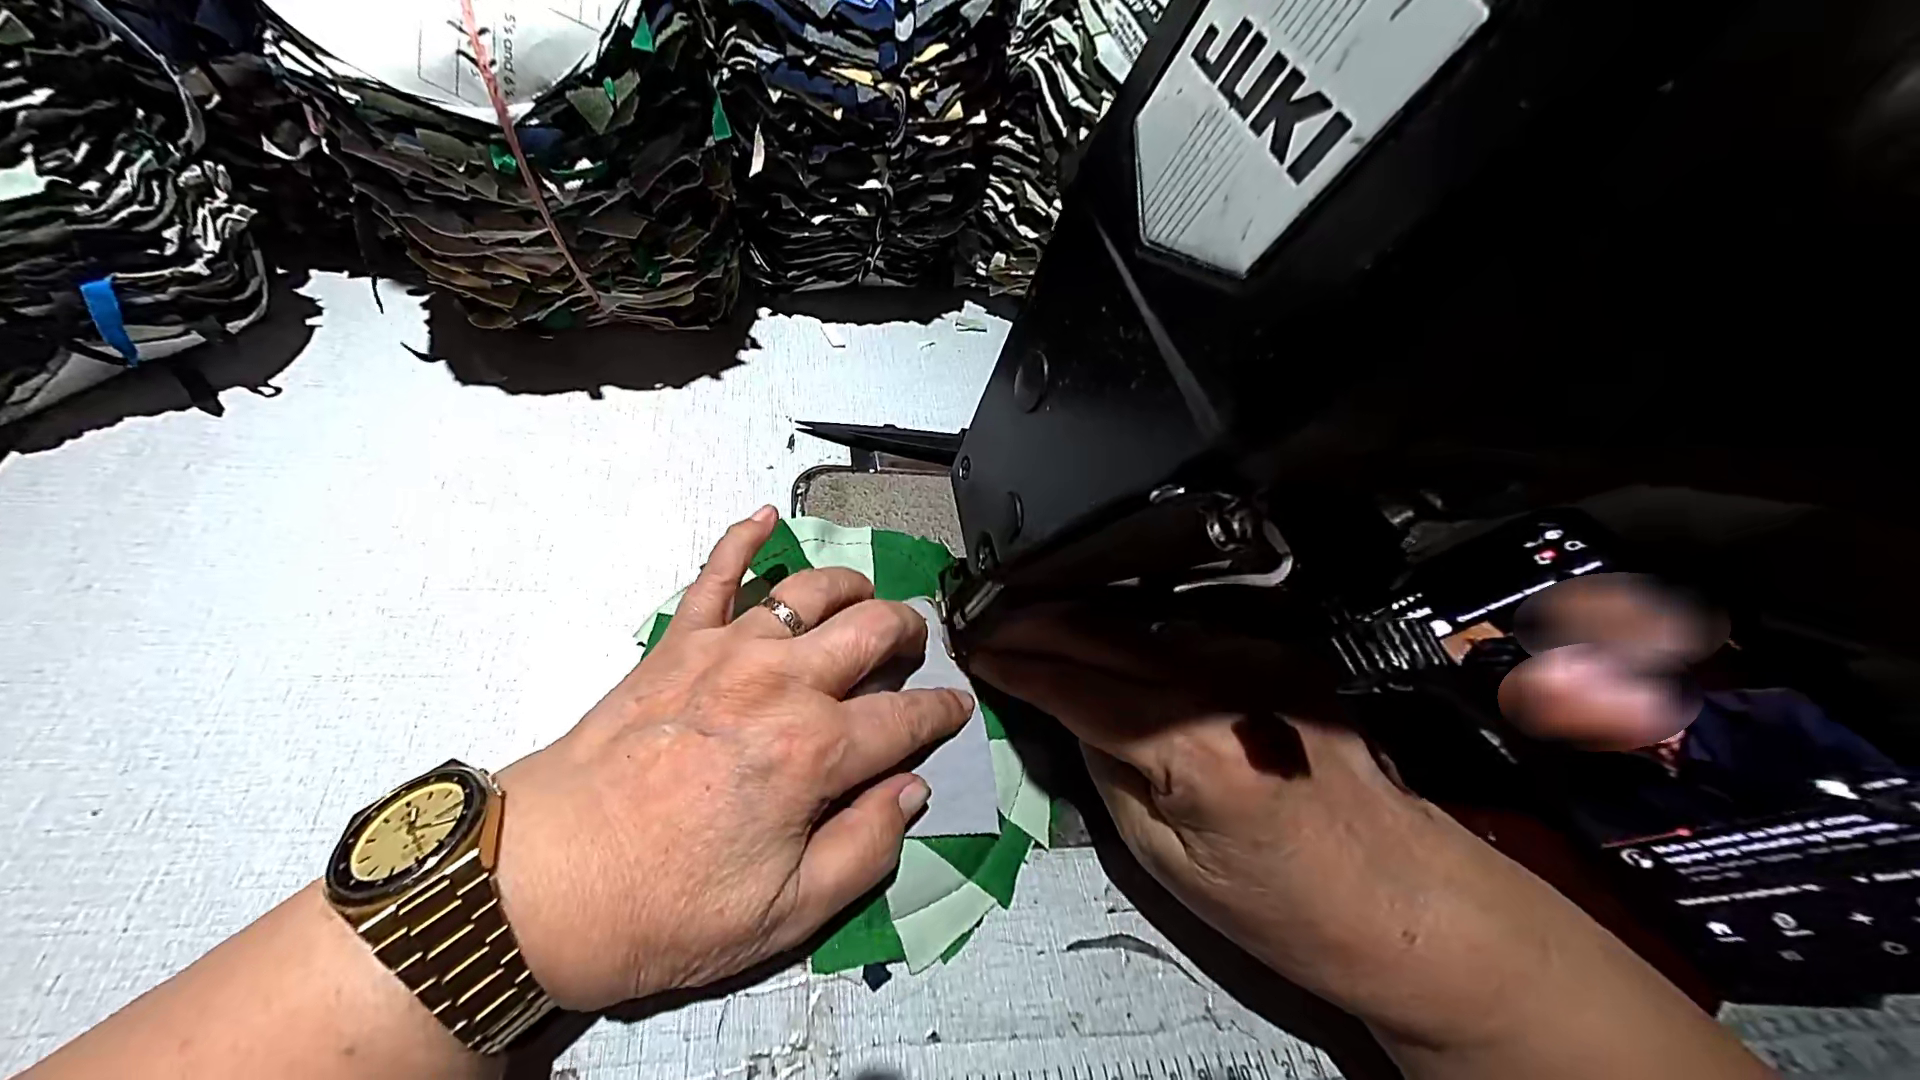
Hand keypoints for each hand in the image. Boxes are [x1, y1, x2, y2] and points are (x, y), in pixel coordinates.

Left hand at [489, 508, 972, 1010]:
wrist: (541, 885)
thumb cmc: (667, 906)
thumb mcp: (786, 912)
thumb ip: (867, 847)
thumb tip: (911, 787)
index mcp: (815, 750)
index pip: (908, 717)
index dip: (943, 712)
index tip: (957, 708)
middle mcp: (782, 683)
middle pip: (874, 630)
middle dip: (910, 631)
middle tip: (915, 645)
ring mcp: (727, 651)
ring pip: (812, 589)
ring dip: (852, 588)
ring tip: (863, 600)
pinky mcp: (676, 641)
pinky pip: (715, 572)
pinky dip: (742, 537)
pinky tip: (763, 515)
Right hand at [970, 605, 1658, 1050]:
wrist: (1403, 899)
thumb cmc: (1277, 904)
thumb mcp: (1162, 858)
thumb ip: (1106, 767)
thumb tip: (1069, 710)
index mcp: (1190, 746)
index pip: (1076, 684)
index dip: (1017, 662)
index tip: (976, 647)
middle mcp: (1224, 683)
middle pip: (1102, 631)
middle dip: (1033, 620)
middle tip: (985, 616)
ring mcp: (1256, 658)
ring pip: (1136, 618)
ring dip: (1074, 614)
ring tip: (1024, 615)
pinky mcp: (1276, 653)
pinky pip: (1178, 627)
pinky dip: (1123, 625)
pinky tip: (1093, 625)